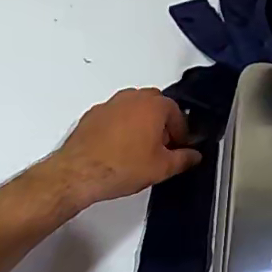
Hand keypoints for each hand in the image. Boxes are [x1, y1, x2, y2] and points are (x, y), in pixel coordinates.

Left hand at [43, 88, 200, 207]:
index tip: (180, 145)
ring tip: (142, 148)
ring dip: (142, 122)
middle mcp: (131, 99)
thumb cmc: (118, 166)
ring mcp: (110, 105)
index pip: (177, 112)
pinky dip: (121, 127)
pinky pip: (115, 116)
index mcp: (152, 105)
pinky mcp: (93, 115)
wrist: (80, 172)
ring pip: (133, 107)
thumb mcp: (162, 168)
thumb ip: (183, 159)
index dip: (182, 131)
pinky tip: (121, 149)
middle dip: (163, 122)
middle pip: (155, 104)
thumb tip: (192, 156)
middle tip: (164, 145)